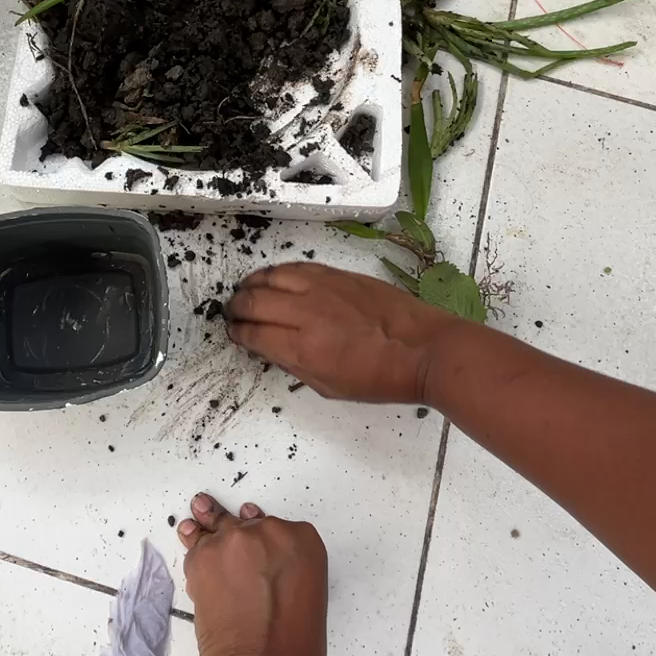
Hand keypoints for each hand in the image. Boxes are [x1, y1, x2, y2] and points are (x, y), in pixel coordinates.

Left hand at [178, 493, 326, 655]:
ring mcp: (234, 539)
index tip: (259, 542)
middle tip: (229, 528)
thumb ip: (287, 566)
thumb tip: (267, 565)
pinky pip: (196, 544)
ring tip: (201, 509)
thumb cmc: (290, 642)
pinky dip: (193, 546)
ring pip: (218, 523)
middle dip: (240, 531)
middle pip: (248, 520)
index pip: (279, 525)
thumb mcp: (308, 592)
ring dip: (210, 521)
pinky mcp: (204, 555)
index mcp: (303, 540)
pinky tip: (189, 534)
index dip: (265, 537)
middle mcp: (268, 531)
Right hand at [224, 262, 466, 403]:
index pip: (254, 335)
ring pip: (271, 277)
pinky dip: (277, 272)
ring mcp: (322, 289)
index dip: (238, 334)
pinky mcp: (336, 274)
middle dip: (237, 308)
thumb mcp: (330, 388)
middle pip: (255, 302)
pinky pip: (296, 267)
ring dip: (252, 285)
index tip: (234, 333)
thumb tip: (271, 349)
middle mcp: (307, 314)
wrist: (422, 349)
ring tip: (245, 291)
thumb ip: (295, 367)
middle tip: (232, 313)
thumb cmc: (381, 378)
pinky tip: (272, 278)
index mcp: (304, 350)